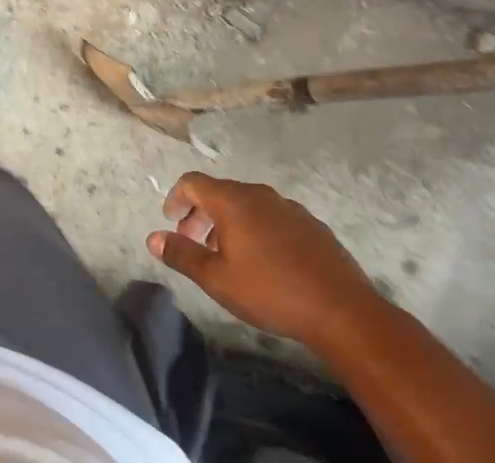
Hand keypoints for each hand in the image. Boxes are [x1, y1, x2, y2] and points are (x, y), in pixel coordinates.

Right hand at [147, 172, 379, 347]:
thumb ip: (181, 254)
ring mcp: (290, 209)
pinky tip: (263, 262)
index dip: (176, 198)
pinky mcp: (312, 227)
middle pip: (220, 192)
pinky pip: (273, 218)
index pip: (193, 182)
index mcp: (233, 201)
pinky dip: (256, 230)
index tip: (171, 222)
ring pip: (248, 206)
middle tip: (193, 243)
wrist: (342, 311)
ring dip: (228, 223)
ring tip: (226, 255)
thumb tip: (152, 238)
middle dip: (200, 214)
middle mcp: (260, 196)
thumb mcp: (216, 278)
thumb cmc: (270, 291)